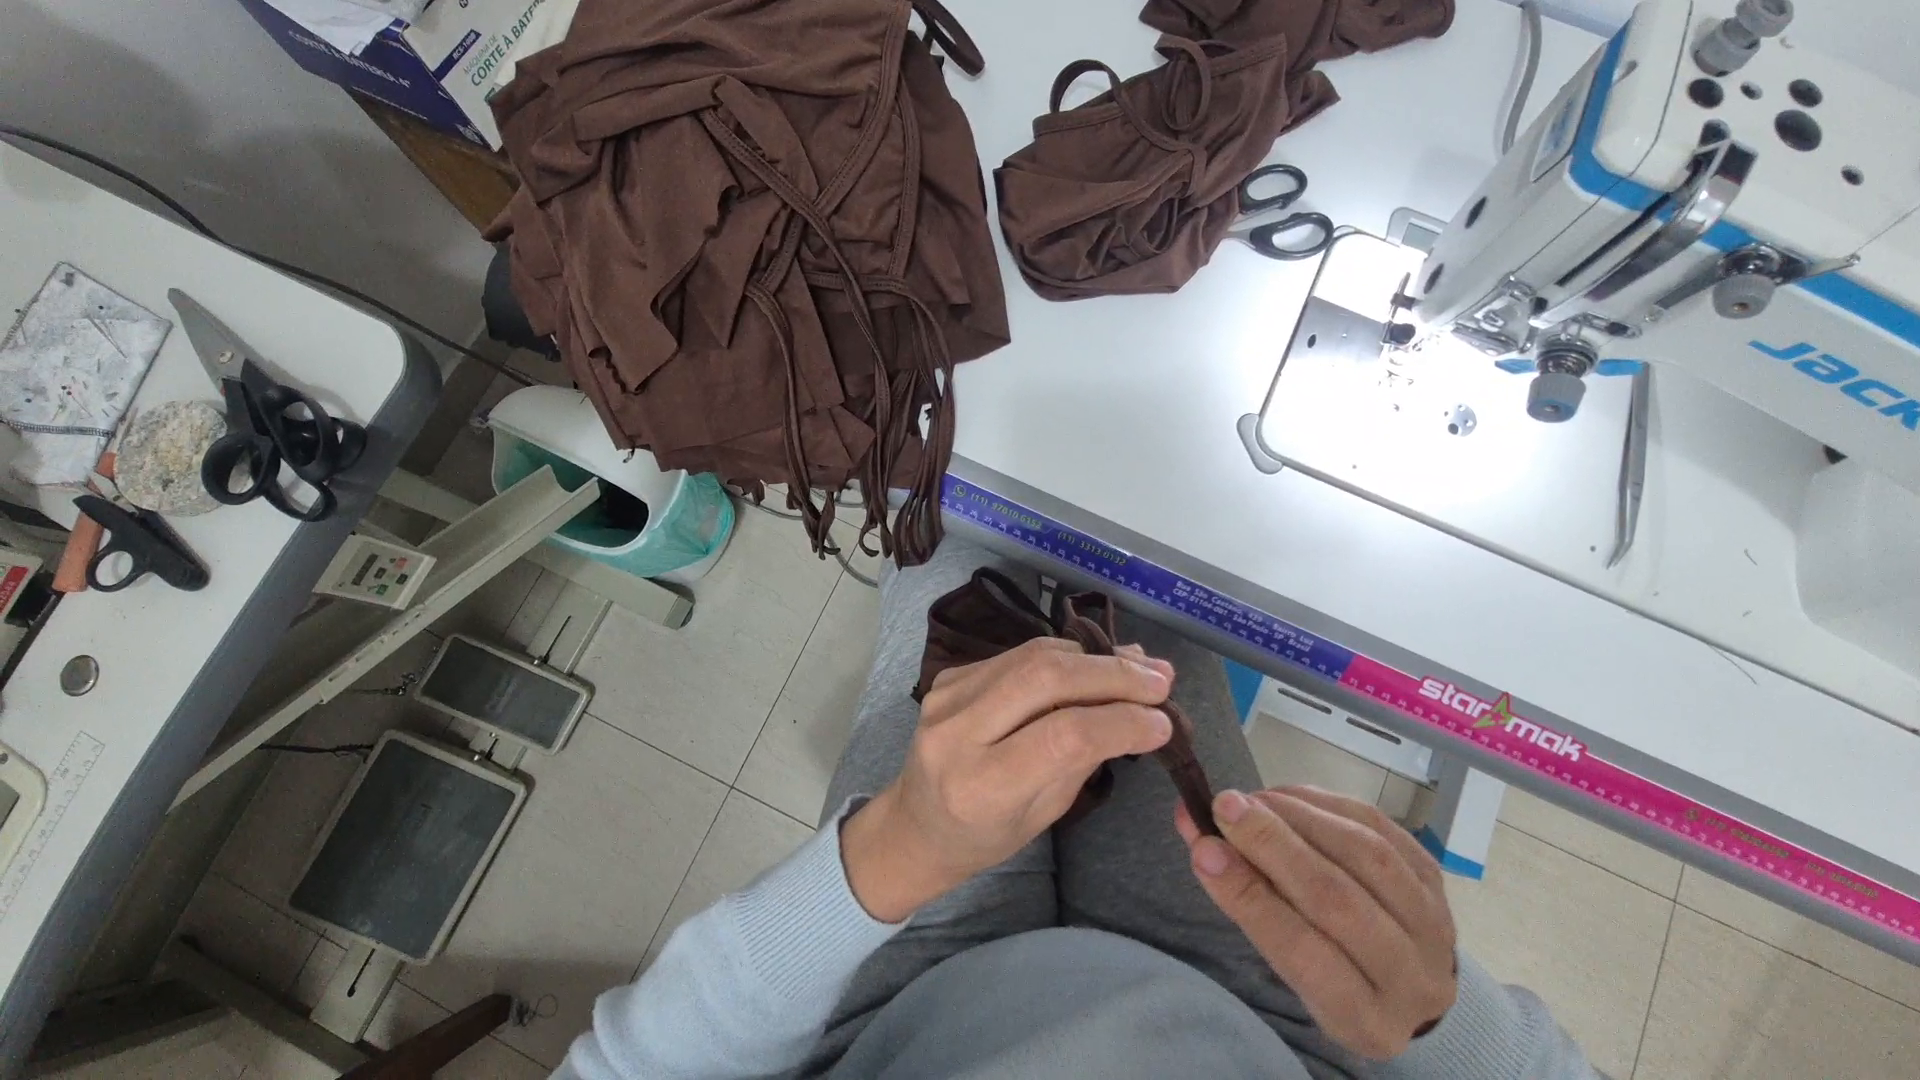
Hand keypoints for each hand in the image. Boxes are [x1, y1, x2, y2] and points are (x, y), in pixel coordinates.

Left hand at [841, 638, 1173, 921]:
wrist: (915, 822)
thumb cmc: (985, 835)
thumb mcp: (1044, 812)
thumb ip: (1085, 757)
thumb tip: (1144, 710)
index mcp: (980, 785)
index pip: (1062, 736)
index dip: (1121, 721)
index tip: (1163, 723)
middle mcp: (956, 731)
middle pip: (1046, 678)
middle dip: (1113, 674)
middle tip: (1161, 681)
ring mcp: (947, 695)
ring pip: (1034, 655)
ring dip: (1095, 657)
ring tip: (1142, 667)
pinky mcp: (950, 675)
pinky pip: (1019, 654)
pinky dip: (1066, 656)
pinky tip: (1098, 665)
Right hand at [1177, 786, 1457, 1059]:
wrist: (1403, 978)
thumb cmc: (1326, 971)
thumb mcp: (1281, 961)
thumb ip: (1241, 896)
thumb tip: (1192, 826)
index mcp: (1363, 1018)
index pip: (1304, 955)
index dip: (1250, 898)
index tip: (1204, 849)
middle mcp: (1412, 977)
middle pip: (1338, 901)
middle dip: (1273, 844)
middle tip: (1224, 805)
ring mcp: (1435, 925)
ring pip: (1366, 856)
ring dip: (1300, 816)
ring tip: (1252, 799)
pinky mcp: (1437, 878)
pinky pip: (1382, 827)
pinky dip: (1327, 803)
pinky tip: (1287, 796)